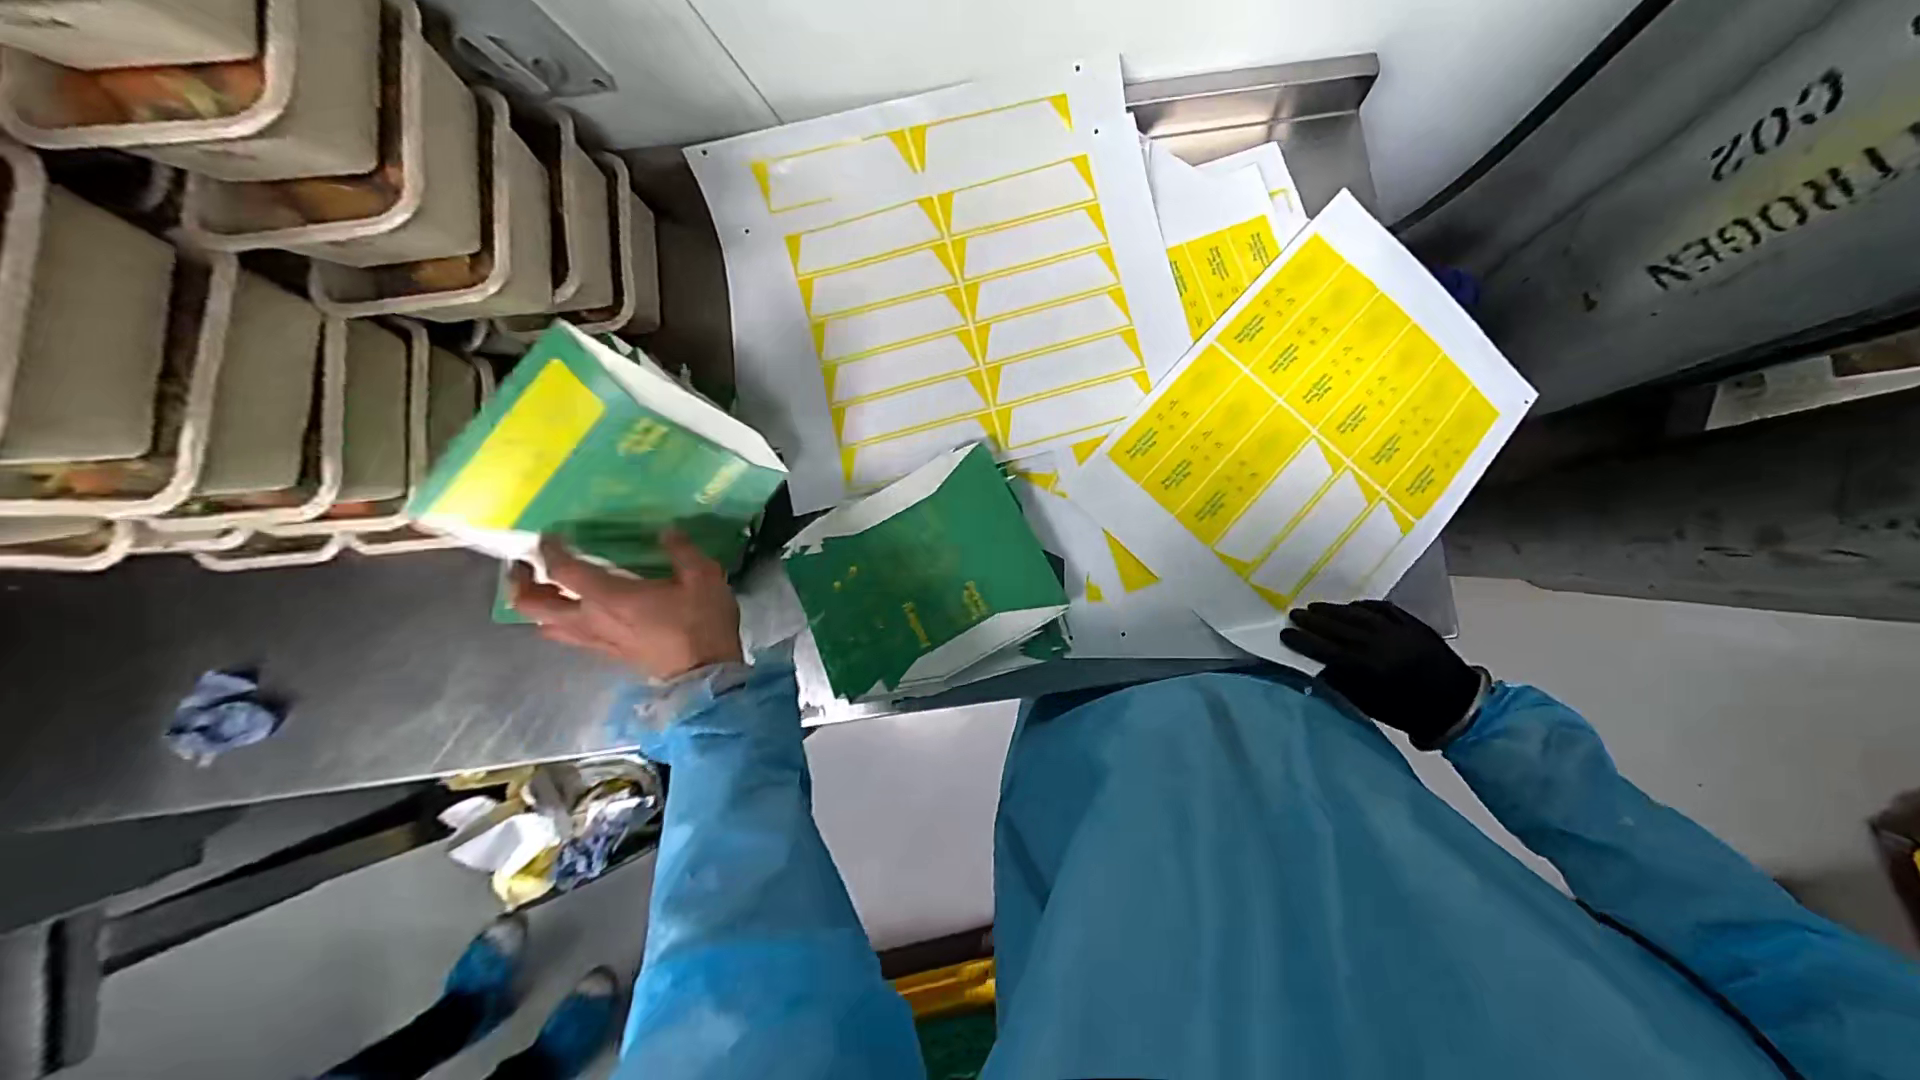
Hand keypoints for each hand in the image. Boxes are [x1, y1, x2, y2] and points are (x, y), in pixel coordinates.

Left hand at [509, 531, 742, 680]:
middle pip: (533, 605)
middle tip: (527, 565)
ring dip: (536, 606)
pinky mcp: (607, 654)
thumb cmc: (702, 622)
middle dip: (521, 582)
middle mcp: (591, 619)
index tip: (551, 534)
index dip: (550, 549)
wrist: (707, 672)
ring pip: (545, 625)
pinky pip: (568, 636)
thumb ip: (681, 550)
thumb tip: (667, 530)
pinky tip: (577, 612)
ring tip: (547, 589)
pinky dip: (559, 622)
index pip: (561, 570)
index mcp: (609, 596)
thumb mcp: (703, 576)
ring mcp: (596, 640)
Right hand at [1280, 600, 1482, 748]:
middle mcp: (1380, 644)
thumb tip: (1320, 667)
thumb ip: (1343, 684)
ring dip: (1333, 610)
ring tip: (1315, 607)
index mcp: (1368, 668)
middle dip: (1312, 620)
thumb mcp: (1371, 705)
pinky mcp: (1413, 624)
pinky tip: (1351, 607)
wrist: (1459, 706)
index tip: (1284, 634)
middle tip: (1294, 614)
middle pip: (1338, 627)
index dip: (1302, 640)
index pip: (1325, 649)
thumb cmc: (1409, 712)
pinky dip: (1363, 606)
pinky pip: (1383, 609)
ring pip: (1358, 614)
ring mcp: (1398, 631)